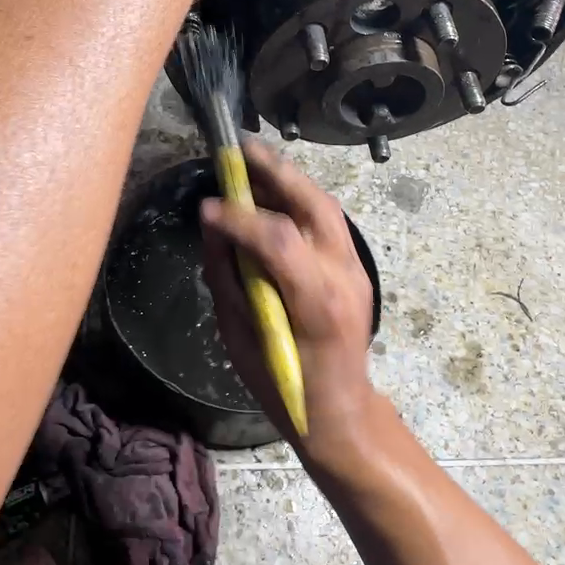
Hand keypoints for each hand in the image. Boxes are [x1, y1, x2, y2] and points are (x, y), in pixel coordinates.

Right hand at [200, 140, 384, 470]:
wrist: (341, 413)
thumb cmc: (284, 387)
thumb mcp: (241, 338)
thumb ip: (227, 278)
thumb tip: (214, 226)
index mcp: (317, 302)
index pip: (280, 240)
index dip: (240, 217)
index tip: (208, 207)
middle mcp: (344, 277)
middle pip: (316, 206)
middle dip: (277, 172)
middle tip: (241, 151)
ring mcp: (356, 271)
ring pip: (326, 207)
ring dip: (289, 180)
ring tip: (254, 163)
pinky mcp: (356, 269)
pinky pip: (327, 222)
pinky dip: (299, 201)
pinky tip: (273, 196)